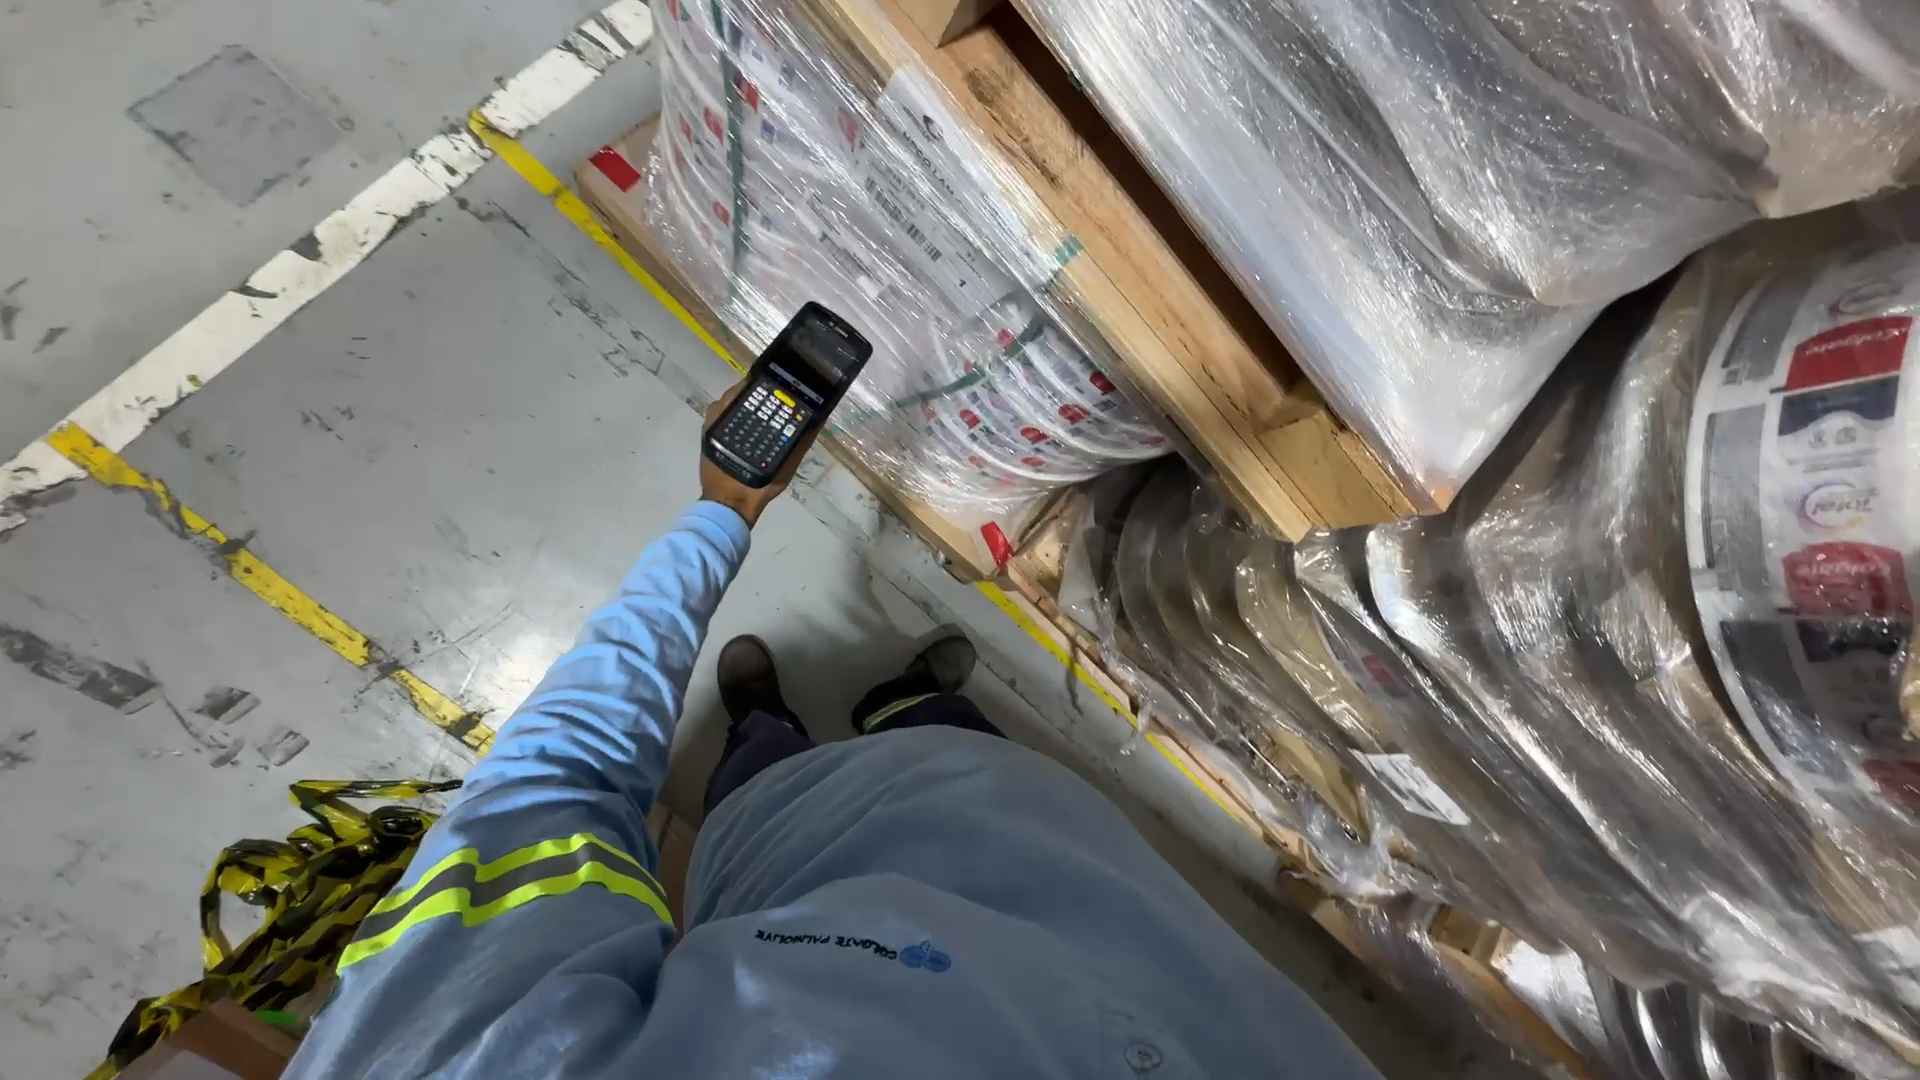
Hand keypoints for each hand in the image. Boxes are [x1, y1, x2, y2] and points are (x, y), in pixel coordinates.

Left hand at [699, 381, 820, 526]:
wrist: (730, 507)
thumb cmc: (756, 484)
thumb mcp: (784, 464)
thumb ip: (801, 441)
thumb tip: (818, 420)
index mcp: (728, 414)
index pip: (747, 386)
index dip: (765, 383)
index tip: (783, 385)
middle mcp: (716, 416)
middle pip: (739, 396)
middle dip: (758, 396)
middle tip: (781, 399)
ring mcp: (711, 428)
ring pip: (732, 408)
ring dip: (750, 408)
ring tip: (771, 413)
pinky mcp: (710, 440)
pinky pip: (728, 422)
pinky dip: (741, 421)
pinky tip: (757, 429)